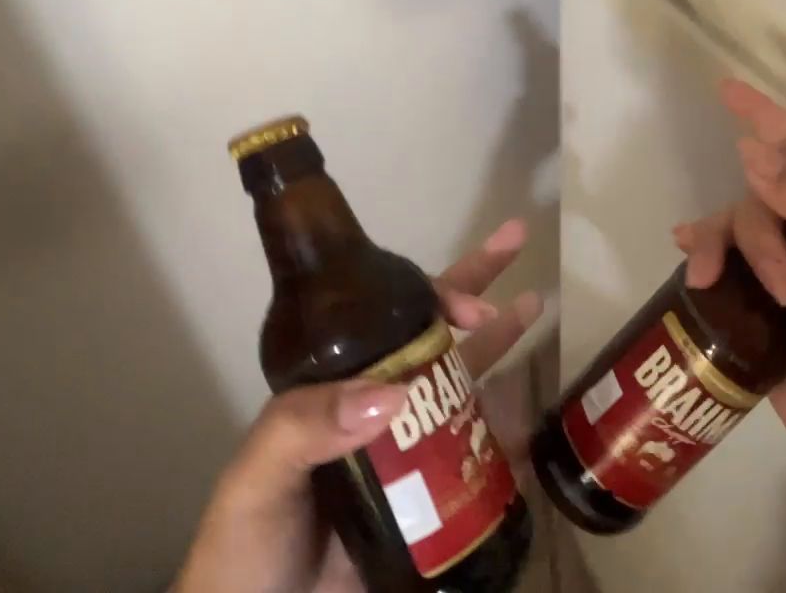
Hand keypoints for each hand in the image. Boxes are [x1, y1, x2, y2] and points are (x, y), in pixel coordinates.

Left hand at [173, 220, 545, 592]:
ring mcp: (412, 448)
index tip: (472, 308)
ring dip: (503, 344)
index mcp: (341, 386)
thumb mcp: (258, 477)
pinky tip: (539, 422)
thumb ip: (306, 428)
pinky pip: (483, 454)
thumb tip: (392, 395)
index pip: (393, 321)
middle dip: (476, 286)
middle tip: (518, 239)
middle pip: (438, 334)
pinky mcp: (436, 495)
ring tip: (537, 305)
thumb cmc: (246, 546)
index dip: (437, 298)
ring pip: (467, 382)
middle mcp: (381, 406)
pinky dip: (514, 435)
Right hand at [674, 81, 785, 473]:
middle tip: (778, 285)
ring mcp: (784, 269)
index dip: (768, 118)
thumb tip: (754, 149)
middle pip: (762, 196)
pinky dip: (703, 253)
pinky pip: (722, 261)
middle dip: (756, 231)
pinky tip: (686, 255)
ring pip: (737, 227)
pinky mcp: (755, 302)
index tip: (727, 90)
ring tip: (715, 283)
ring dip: (725, 247)